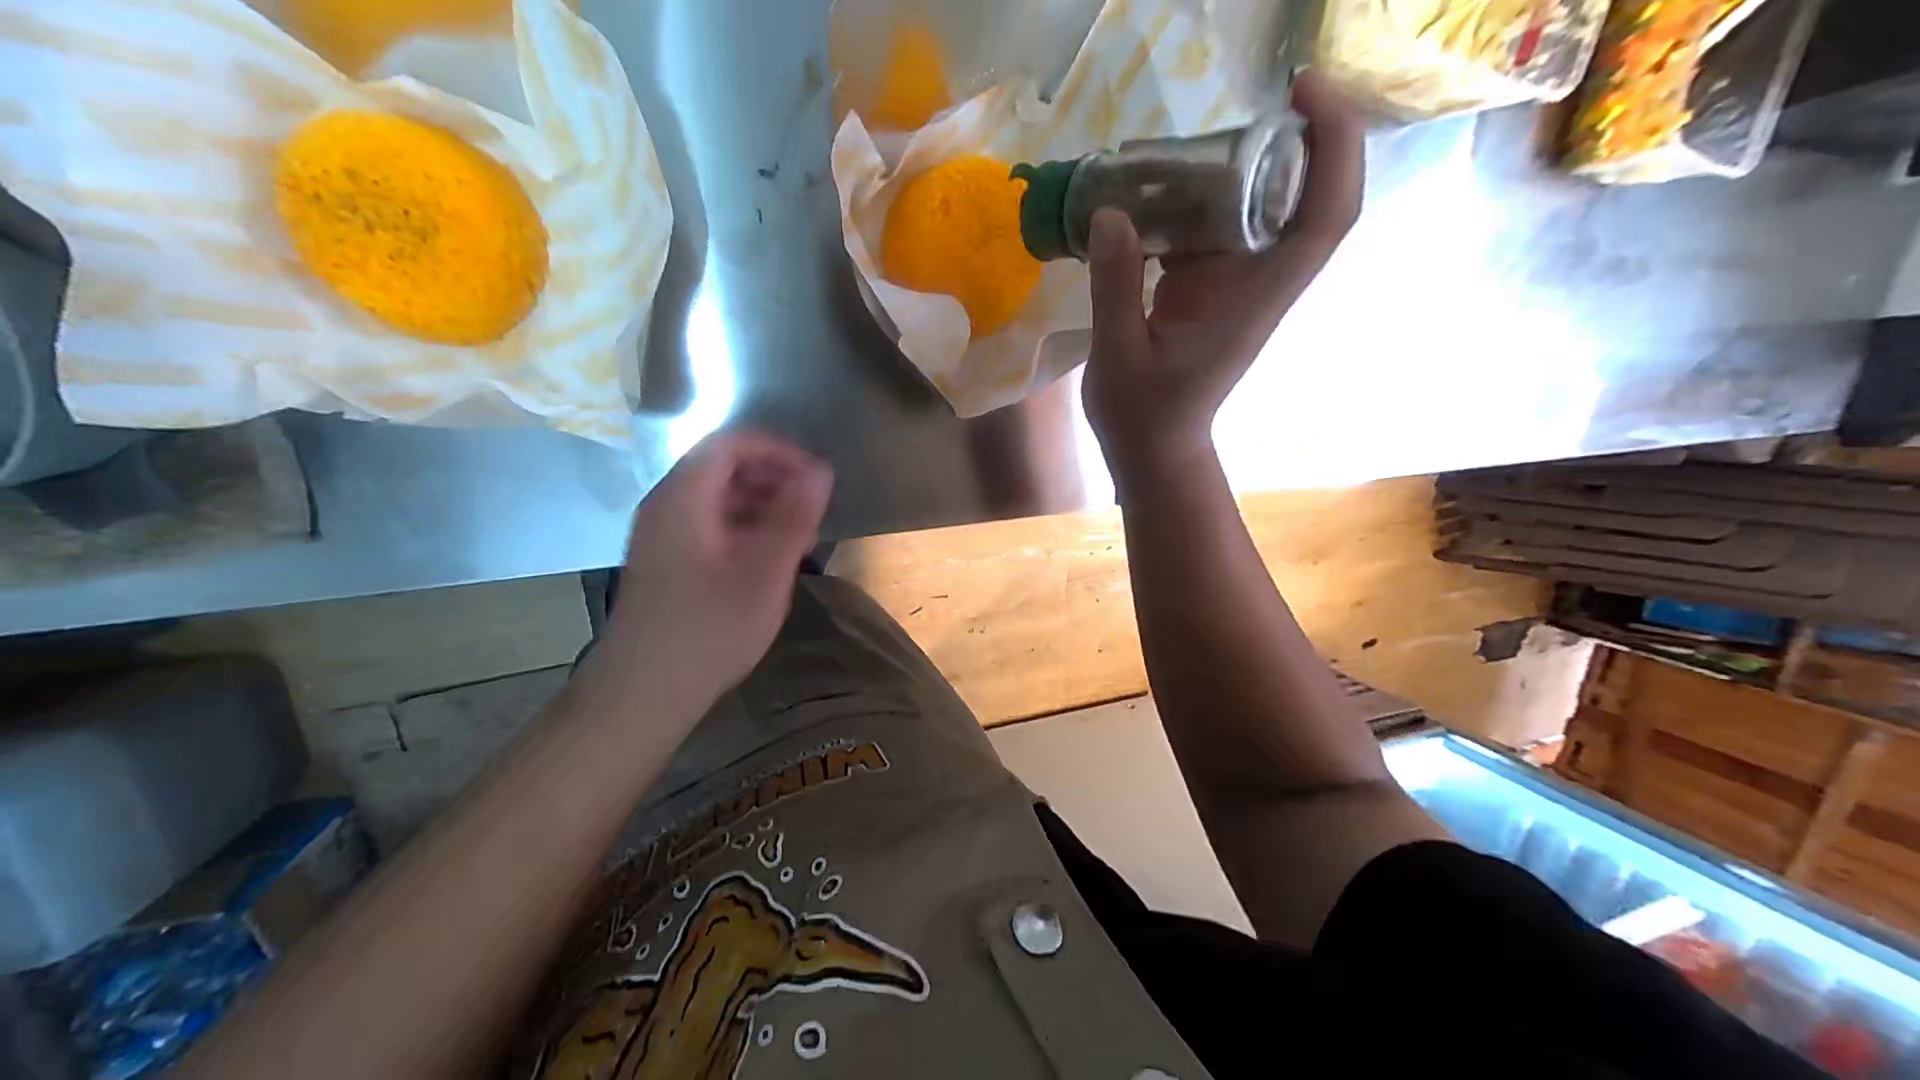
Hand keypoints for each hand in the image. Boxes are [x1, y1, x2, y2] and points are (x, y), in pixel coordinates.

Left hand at [593, 430, 832, 707]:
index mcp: (683, 497)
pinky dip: (743, 525)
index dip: (779, 450)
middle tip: (812, 507)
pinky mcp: (664, 559)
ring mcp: (660, 533)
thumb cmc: (708, 631)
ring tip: (798, 533)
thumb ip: (794, 517)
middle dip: (773, 476)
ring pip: (716, 495)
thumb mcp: (764, 573)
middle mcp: (665, 505)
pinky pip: (708, 522)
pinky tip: (767, 558)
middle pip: (722, 465)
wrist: (642, 692)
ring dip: (761, 502)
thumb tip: (820, 472)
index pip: (731, 443)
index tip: (817, 478)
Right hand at [1083, 74, 1364, 488]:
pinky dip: (1193, 200)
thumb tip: (1111, 213)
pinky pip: (1216, 228)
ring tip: (1173, 151)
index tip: (1301, 95)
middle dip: (1284, 140)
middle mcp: (1258, 282)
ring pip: (1256, 207)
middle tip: (1232, 111)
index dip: (1334, 146)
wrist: (1155, 451)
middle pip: (1302, 196)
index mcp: (1253, 299)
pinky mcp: (1213, 288)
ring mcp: (1237, 284)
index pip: (1323, 216)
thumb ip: (1115, 287)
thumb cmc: (1143, 415)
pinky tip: (1151, 194)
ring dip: (1231, 167)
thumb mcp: (1119, 356)